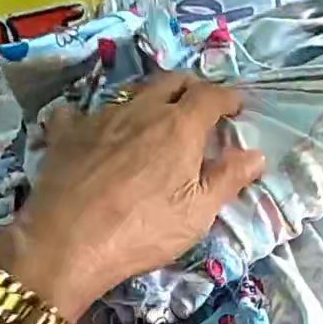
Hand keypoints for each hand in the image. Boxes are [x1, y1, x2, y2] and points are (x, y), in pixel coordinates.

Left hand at [0, 72, 264, 318]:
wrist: (69, 242)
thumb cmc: (143, 230)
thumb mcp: (196, 214)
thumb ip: (227, 180)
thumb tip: (257, 154)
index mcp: (179, 126)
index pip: (211, 96)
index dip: (227, 98)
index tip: (235, 106)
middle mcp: (141, 110)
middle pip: (171, 81)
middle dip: (190, 87)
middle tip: (198, 104)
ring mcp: (100, 118)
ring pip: (130, 94)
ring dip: (147, 100)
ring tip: (151, 117)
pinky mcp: (65, 135)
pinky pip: (78, 113)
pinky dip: (90, 117)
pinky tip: (89, 131)